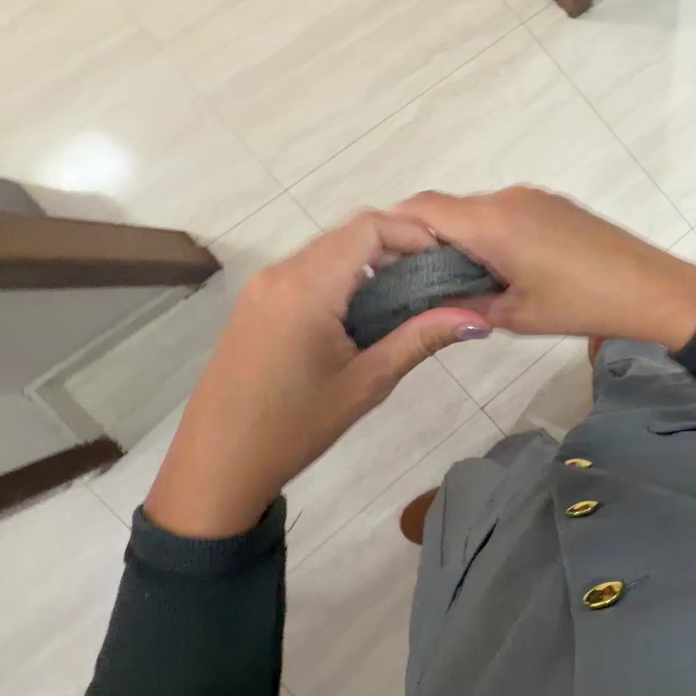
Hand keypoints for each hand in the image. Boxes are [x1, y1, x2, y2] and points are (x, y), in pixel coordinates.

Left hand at [144, 211, 490, 538]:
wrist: (215, 468)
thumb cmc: (294, 427)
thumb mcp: (367, 383)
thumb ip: (422, 338)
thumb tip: (480, 317)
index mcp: (306, 288)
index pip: (369, 227)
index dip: (415, 232)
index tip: (448, 262)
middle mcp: (281, 273)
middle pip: (351, 232)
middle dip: (400, 244)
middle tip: (439, 279)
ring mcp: (264, 286)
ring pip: (331, 248)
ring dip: (374, 259)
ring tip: (413, 295)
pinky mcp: (258, 302)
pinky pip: (311, 268)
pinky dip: (348, 274)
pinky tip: (370, 309)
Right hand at [392, 187, 695, 351]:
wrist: (652, 288)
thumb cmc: (581, 305)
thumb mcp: (516, 316)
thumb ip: (463, 305)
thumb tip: (430, 301)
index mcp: (491, 221)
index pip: (420, 208)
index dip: (392, 230)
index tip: (380, 263)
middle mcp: (508, 197)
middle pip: (447, 208)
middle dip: (425, 239)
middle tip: (416, 281)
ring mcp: (535, 197)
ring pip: (478, 211)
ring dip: (462, 237)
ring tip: (459, 280)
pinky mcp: (556, 204)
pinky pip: (507, 212)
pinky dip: (491, 233)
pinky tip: (500, 267)